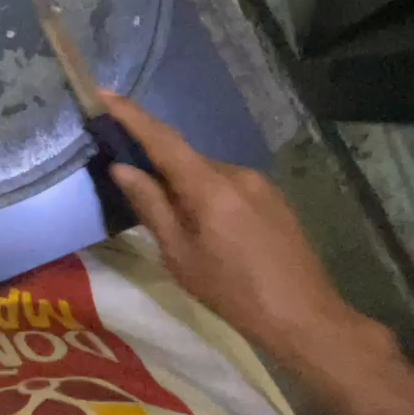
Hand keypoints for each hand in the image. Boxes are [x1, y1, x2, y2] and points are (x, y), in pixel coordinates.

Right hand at [100, 91, 374, 362]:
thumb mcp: (178, 253)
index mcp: (210, 187)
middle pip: (183, 158)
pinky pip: (225, 185)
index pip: (163, 140)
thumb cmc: (232, 291)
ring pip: (204, 173)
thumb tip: (123, 168)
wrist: (308, 319)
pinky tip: (203, 226)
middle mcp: (237, 174)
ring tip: (170, 219)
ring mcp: (260, 185)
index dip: (132, 116)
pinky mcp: (273, 199)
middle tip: (129, 183)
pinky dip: (203, 194)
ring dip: (181, 184)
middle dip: (154, 163)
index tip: (105, 94)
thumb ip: (150, 205)